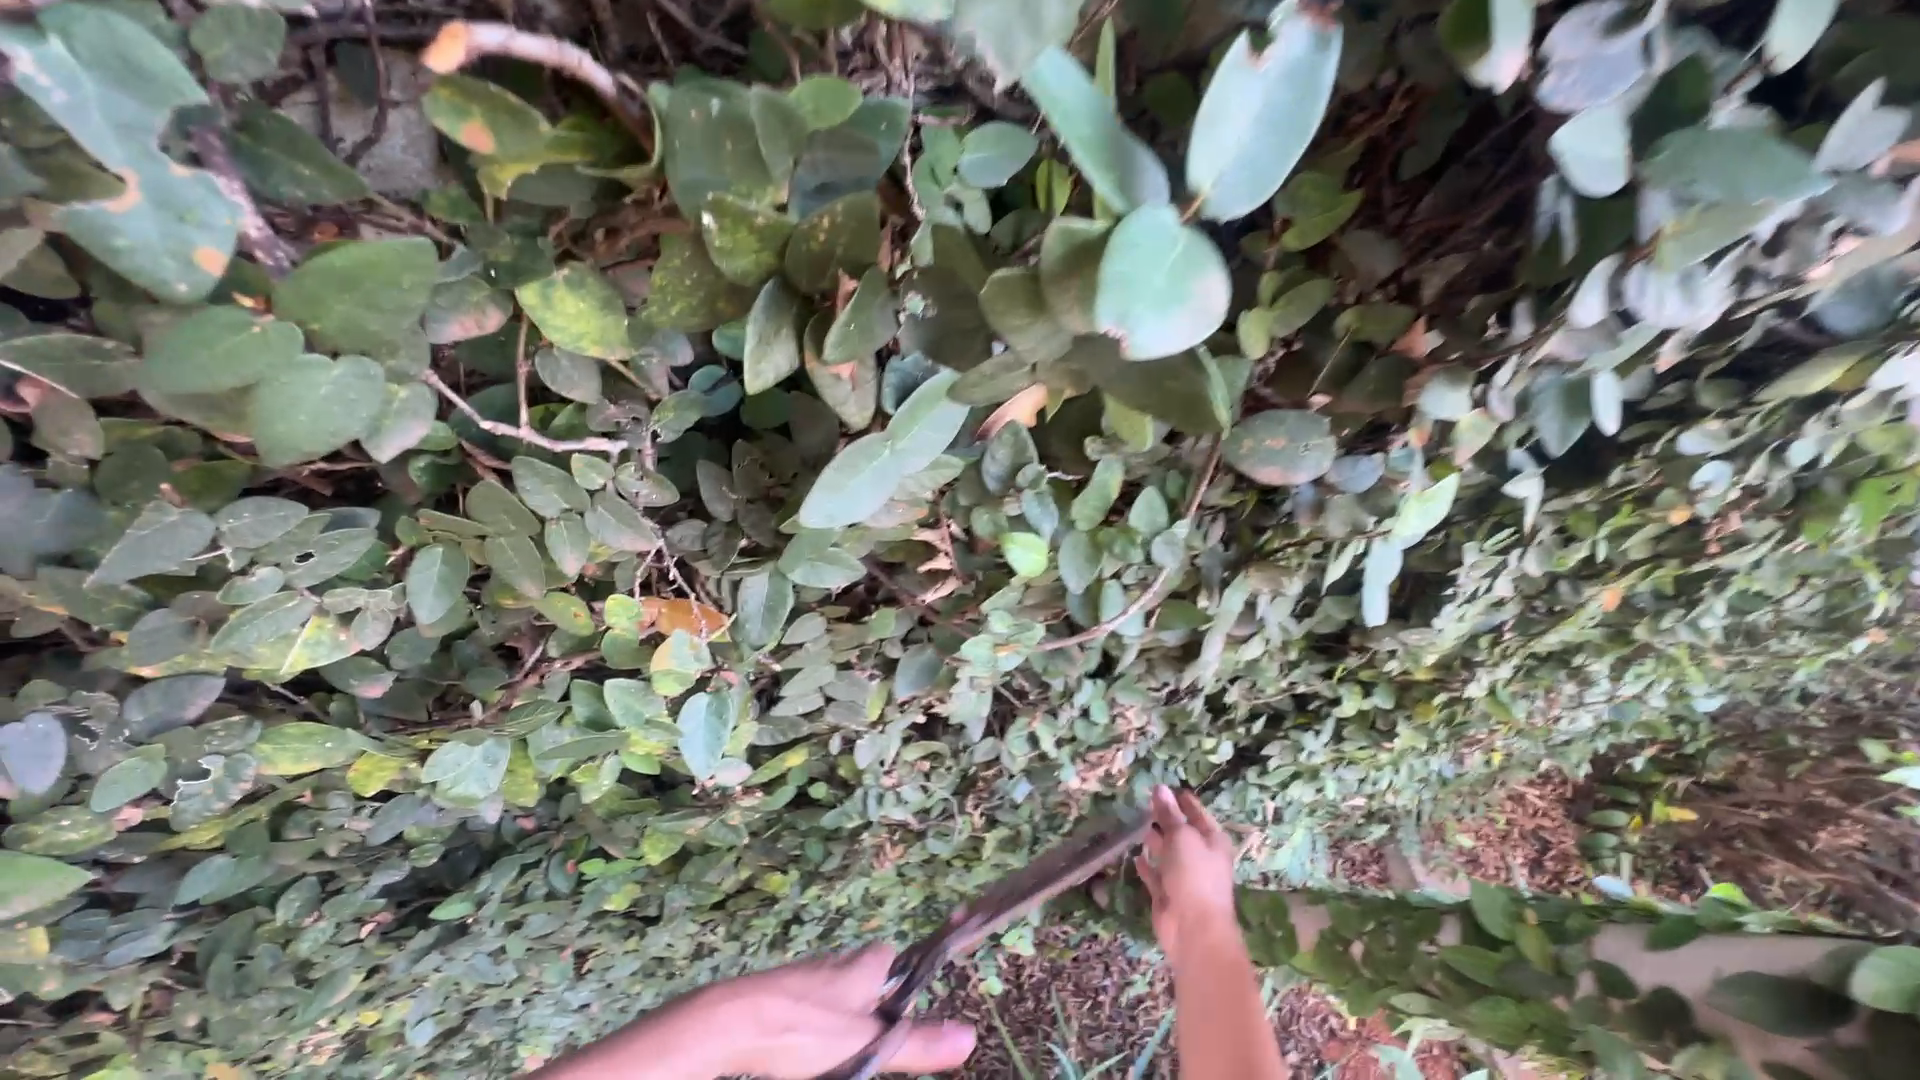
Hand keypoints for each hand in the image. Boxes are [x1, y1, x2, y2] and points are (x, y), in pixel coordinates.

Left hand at [705, 944, 975, 1078]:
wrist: (732, 1022)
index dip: (900, 975)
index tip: (905, 1004)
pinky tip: (805, 1047)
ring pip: (831, 991)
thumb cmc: (805, 1029)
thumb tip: (971, 1037)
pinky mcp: (776, 994)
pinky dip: (811, 1022)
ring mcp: (802, 977)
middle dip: (870, 1000)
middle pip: (861, 974)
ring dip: (840, 1014)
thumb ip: (916, 1044)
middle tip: (874, 1035)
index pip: (889, 956)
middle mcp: (834, 964)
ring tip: (840, 1048)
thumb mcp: (866, 1043)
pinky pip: (804, 1004)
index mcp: (861, 966)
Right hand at [1134, 785, 1238, 964]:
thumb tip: (1160, 788)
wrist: (1193, 929)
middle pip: (1181, 832)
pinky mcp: (1167, 894)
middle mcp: (1200, 857)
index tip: (1163, 785)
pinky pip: (1155, 875)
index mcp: (1212, 840)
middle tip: (1143, 802)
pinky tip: (1135, 856)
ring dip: (1155, 840)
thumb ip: (1169, 814)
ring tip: (1135, 823)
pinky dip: (1147, 866)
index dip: (1181, 799)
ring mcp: (1183, 877)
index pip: (1196, 812)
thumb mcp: (1182, 837)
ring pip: (1167, 853)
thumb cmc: (1194, 875)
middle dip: (1165, 818)